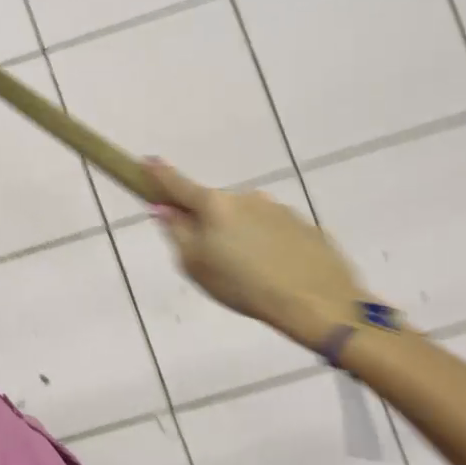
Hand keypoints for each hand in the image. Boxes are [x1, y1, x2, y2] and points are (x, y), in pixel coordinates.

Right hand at [147, 160, 364, 350]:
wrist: (319, 304)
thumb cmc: (243, 285)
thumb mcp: (195, 264)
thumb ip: (176, 232)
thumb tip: (163, 208)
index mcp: (215, 205)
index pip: (178, 184)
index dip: (159, 174)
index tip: (147, 160)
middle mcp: (247, 198)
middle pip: (215, 206)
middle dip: (207, 222)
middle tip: (210, 256)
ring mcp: (281, 210)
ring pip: (246, 218)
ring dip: (240, 235)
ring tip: (249, 271)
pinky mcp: (308, 227)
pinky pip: (275, 231)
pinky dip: (268, 244)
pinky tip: (275, 271)